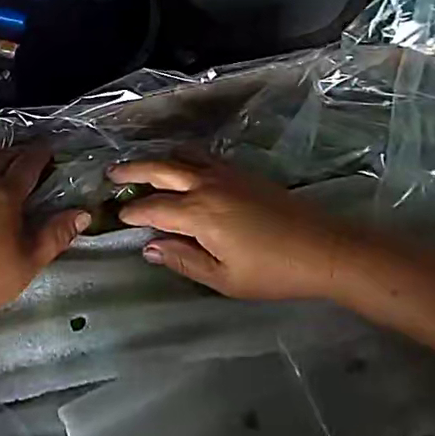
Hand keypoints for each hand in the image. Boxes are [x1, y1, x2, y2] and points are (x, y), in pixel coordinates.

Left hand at [0, 145, 90, 336]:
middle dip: (19, 152)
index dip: (41, 154)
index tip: (51, 150)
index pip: (27, 164)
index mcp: (5, 194)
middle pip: (2, 156)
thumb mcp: (30, 260)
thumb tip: (84, 214)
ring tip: (4, 158)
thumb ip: (57, 234)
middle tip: (31, 155)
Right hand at [109, 159, 357, 300]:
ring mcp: (223, 173)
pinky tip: (181, 167)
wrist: (322, 247)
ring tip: (142, 167)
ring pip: (179, 156)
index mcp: (197, 213)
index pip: (152, 208)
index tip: (119, 215)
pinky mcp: (239, 171)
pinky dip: (182, 157)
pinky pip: (201, 156)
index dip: (133, 211)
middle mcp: (204, 185)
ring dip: (156, 160)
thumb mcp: (224, 279)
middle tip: (112, 174)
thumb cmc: (271, 271)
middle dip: (132, 171)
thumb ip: (183, 260)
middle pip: (158, 169)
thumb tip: (149, 248)